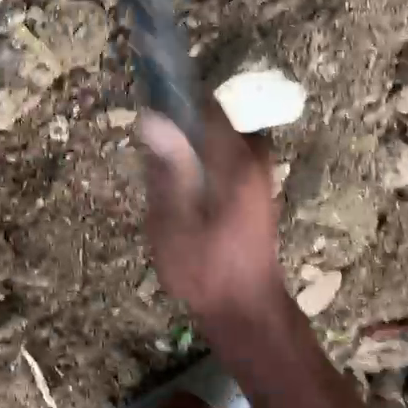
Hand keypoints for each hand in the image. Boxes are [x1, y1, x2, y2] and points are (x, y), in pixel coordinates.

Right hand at [139, 101, 281, 321]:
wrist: (245, 309)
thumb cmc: (203, 268)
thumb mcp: (172, 218)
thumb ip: (164, 165)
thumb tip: (151, 117)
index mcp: (235, 162)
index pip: (206, 106)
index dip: (174, 98)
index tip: (146, 101)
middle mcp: (256, 160)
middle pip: (215, 120)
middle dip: (181, 123)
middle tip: (150, 146)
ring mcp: (261, 175)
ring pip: (221, 138)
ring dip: (192, 143)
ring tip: (163, 171)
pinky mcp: (258, 191)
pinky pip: (227, 156)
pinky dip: (204, 159)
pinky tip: (183, 189)